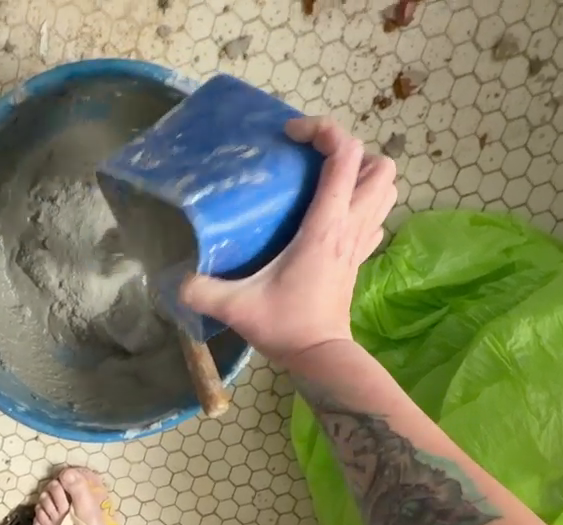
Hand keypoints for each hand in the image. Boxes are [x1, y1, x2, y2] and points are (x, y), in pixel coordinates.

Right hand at [178, 117, 397, 368]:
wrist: (319, 356)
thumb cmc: (285, 326)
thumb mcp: (236, 307)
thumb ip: (202, 291)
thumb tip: (176, 279)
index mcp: (325, 225)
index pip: (344, 155)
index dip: (323, 130)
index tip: (291, 135)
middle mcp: (350, 226)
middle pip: (379, 165)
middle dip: (351, 152)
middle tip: (315, 163)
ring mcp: (359, 243)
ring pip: (386, 188)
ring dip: (364, 176)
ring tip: (329, 183)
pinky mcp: (359, 259)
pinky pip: (376, 217)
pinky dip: (363, 205)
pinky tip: (336, 215)